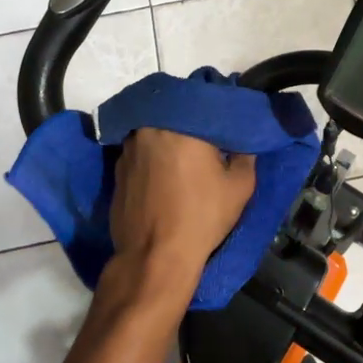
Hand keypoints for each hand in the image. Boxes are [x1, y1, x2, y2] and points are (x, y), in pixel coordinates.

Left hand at [110, 129, 254, 280]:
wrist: (155, 258)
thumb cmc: (201, 217)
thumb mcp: (240, 186)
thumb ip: (245, 155)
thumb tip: (243, 142)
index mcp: (180, 124)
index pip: (204, 104)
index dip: (218, 114)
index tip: (227, 126)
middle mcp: (148, 128)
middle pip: (175, 117)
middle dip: (191, 125)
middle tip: (207, 140)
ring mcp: (127, 150)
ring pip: (155, 135)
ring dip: (169, 142)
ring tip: (185, 159)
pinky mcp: (116, 171)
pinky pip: (140, 155)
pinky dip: (153, 159)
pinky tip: (164, 177)